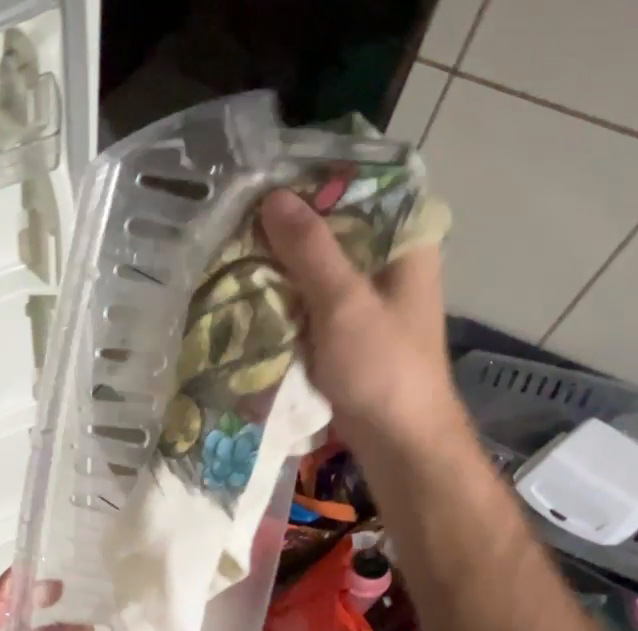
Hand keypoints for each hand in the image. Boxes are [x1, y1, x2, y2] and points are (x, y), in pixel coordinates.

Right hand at [257, 190, 456, 440]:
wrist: (398, 443)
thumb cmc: (383, 368)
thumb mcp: (343, 302)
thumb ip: (309, 249)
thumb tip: (272, 197)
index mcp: (404, 247)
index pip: (363, 192)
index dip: (318, 182)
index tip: (269, 179)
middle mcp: (386, 268)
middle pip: (333, 231)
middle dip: (287, 229)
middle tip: (238, 220)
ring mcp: (363, 305)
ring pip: (315, 270)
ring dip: (278, 267)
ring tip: (233, 253)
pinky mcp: (343, 336)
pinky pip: (307, 305)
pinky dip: (281, 300)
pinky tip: (248, 297)